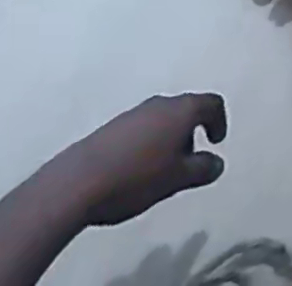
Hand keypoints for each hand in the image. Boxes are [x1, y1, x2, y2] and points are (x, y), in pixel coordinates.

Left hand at [35, 93, 227, 226]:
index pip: (213, 104)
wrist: (71, 187)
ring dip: (165, 138)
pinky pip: (136, 131)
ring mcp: (130, 115)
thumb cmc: (135, 177)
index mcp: (183, 109)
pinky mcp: (106, 130)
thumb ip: (204, 169)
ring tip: (158, 168)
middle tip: (187, 158)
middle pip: (185, 110)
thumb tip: (217, 164)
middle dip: (190, 131)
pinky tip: (132, 170)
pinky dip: (143, 144)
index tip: (216, 141)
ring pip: (159, 120)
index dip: (220, 121)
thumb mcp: (178, 178)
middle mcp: (159, 104)